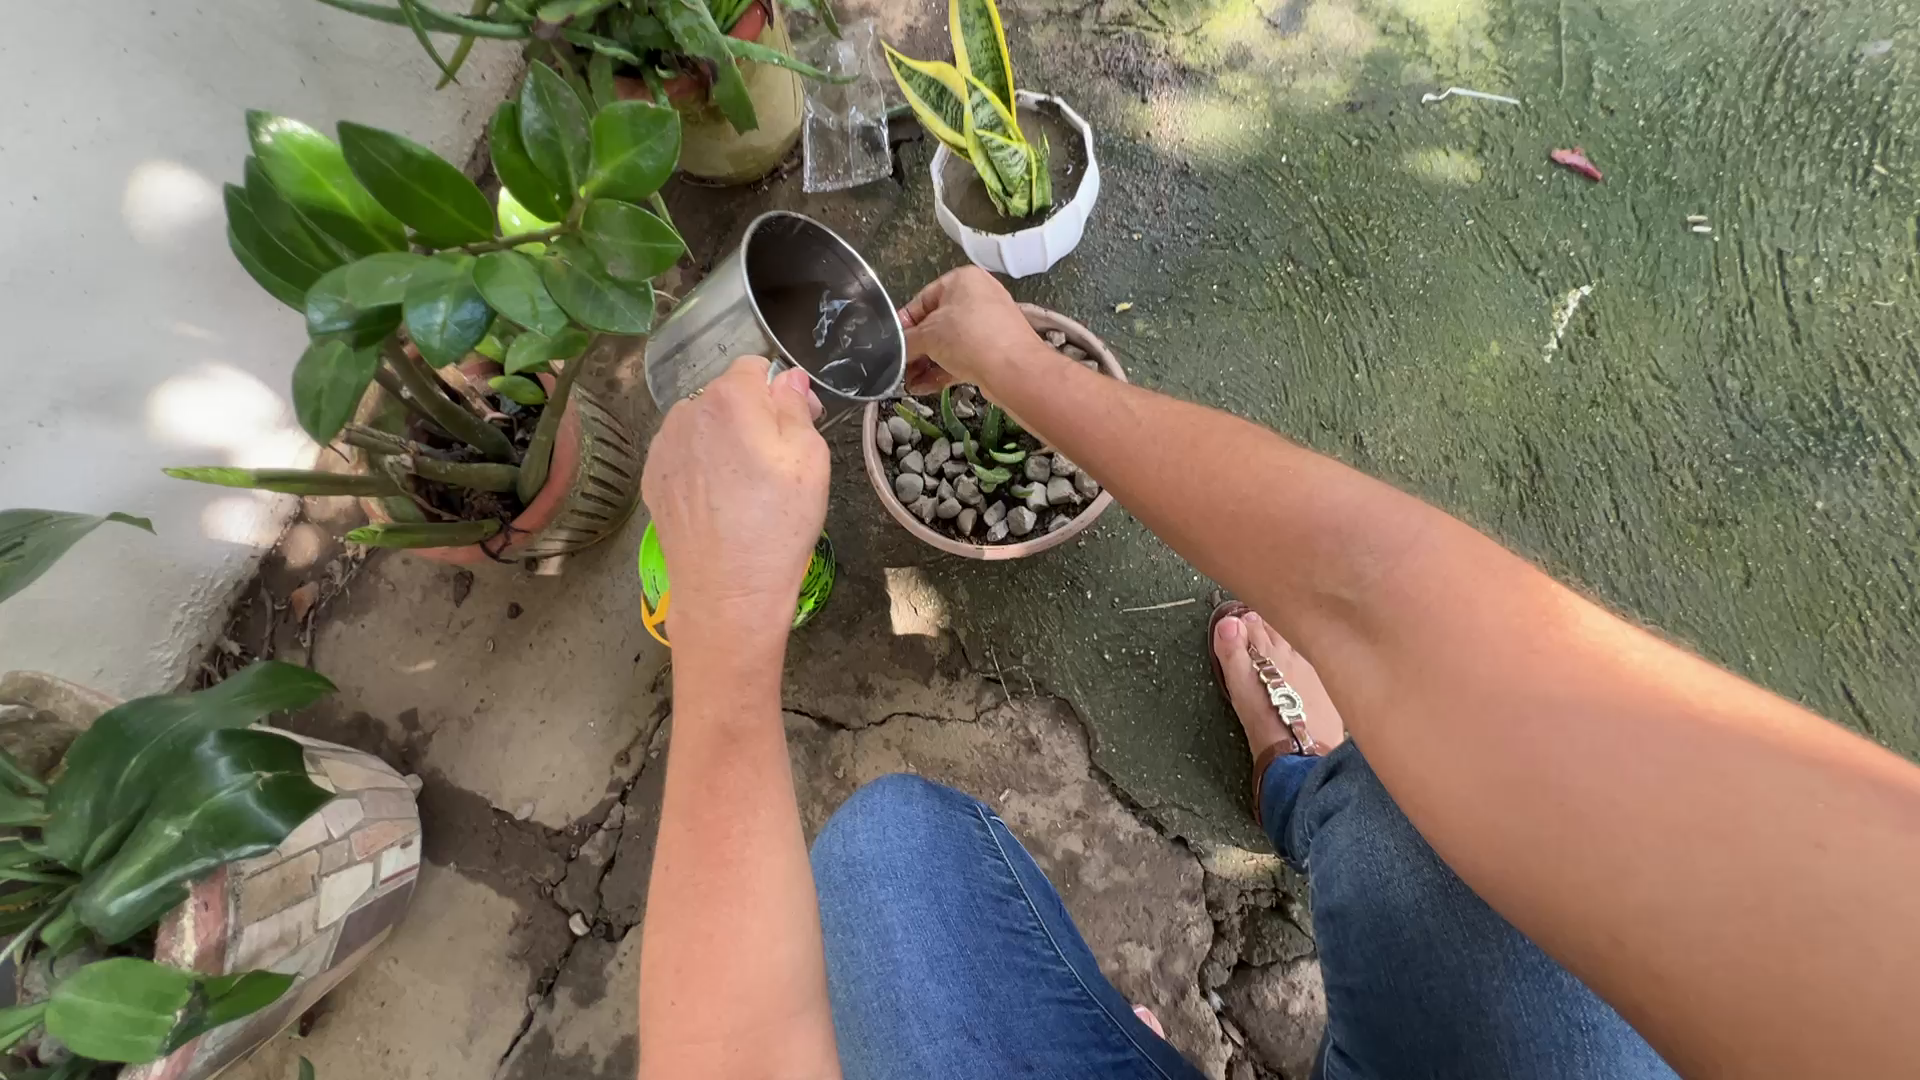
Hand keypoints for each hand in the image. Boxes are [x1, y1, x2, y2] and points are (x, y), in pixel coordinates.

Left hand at [641, 358, 827, 646]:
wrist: (729, 590)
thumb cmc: (779, 524)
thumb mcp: (809, 459)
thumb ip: (796, 407)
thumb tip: (787, 377)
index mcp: (728, 400)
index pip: (754, 367)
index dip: (781, 393)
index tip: (796, 428)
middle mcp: (686, 413)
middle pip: (726, 397)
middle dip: (752, 417)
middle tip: (774, 465)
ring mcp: (663, 447)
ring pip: (703, 425)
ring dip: (724, 440)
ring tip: (745, 488)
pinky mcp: (652, 479)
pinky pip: (684, 454)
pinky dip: (702, 466)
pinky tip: (719, 501)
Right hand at [899, 266, 1051, 394]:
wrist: (1014, 369)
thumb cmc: (970, 338)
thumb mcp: (928, 335)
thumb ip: (907, 341)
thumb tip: (897, 350)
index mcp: (962, 280)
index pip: (922, 300)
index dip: (904, 324)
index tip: (891, 343)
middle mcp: (977, 298)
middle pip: (936, 325)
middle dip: (916, 349)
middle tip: (900, 367)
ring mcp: (988, 325)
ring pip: (948, 344)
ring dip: (927, 364)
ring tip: (908, 382)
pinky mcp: (994, 351)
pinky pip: (962, 358)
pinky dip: (943, 370)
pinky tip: (924, 387)